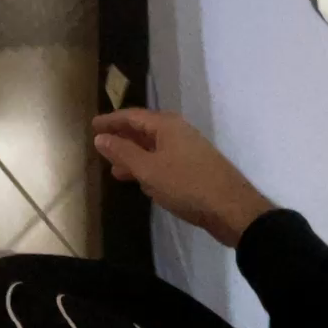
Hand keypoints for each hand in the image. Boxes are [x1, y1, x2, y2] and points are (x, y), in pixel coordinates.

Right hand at [93, 109, 276, 247]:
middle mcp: (177, 131)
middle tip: (101, 146)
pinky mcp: (196, 167)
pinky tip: (142, 181)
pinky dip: (149, 166)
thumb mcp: (148, 170)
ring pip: (154, 147)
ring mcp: (189, 149)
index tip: (93, 126)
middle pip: (143, 130)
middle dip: (122, 138)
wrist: (235, 211)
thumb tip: (100, 137)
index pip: (131, 116)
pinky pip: (164, 159)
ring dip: (134, 156)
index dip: (110, 121)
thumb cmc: (187, 185)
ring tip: (115, 169)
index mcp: (165, 125)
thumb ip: (122, 152)